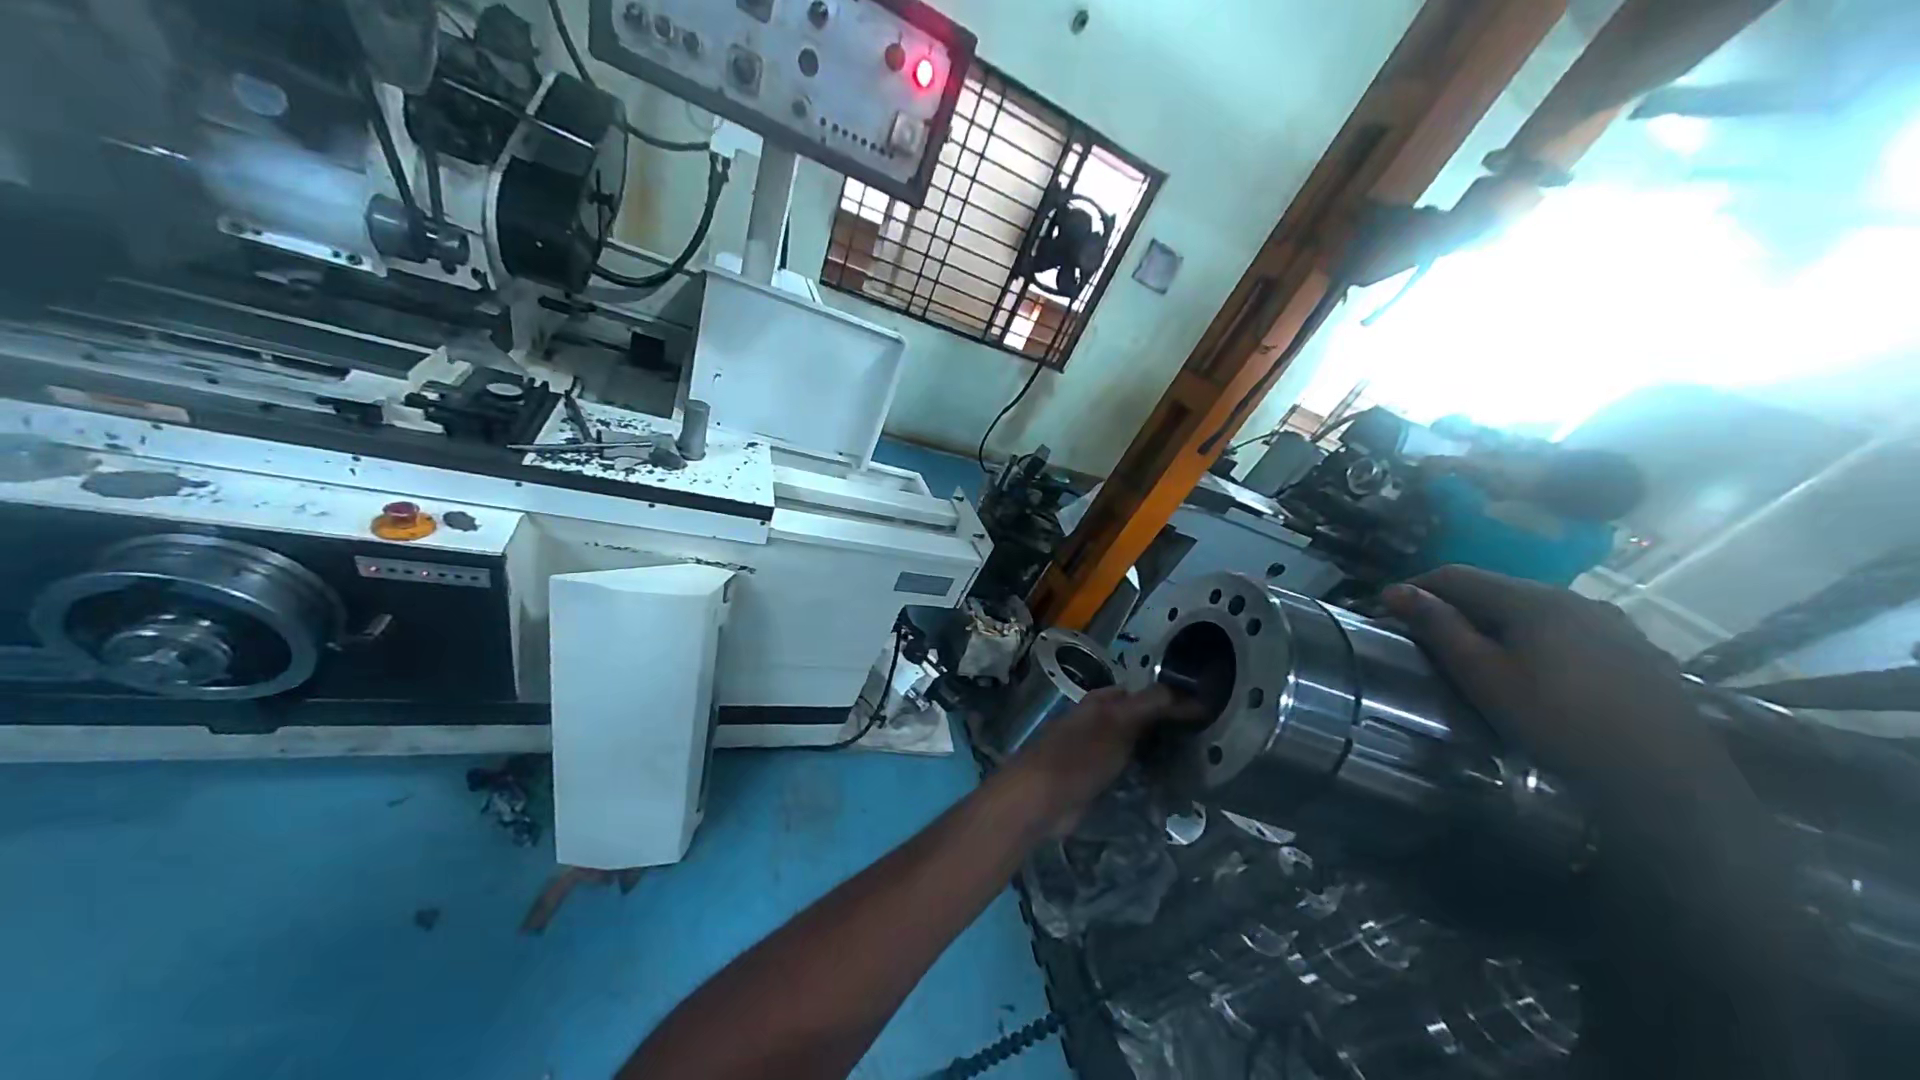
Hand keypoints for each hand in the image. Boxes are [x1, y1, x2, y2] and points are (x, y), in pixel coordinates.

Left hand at [1000, 686, 1204, 835]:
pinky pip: (1127, 776)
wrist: (1040, 800)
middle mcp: (1096, 725)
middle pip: (1138, 722)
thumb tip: (1186, 693)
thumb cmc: (1078, 755)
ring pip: (1134, 750)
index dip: (1168, 700)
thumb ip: (1150, 705)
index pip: (1140, 694)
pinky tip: (1167, 790)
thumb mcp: (1117, 723)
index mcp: (1099, 703)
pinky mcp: (1095, 784)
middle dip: (1165, 731)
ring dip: (1157, 757)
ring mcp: (1095, 755)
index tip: (1201, 713)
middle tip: (1203, 743)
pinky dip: (1145, 780)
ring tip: (1195, 767)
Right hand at [1380, 566, 1748, 821]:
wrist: (1667, 779)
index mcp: (1532, 599)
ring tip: (1476, 651)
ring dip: (1495, 621)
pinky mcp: (1636, 651)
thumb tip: (1396, 591)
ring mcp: (1612, 623)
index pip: (1456, 575)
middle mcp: (1574, 597)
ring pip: (1534, 609)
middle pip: (1497, 589)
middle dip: (1453, 605)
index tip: (1385, 611)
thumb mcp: (1483, 676)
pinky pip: (1568, 630)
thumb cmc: (1558, 723)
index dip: (1414, 588)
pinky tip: (1535, 667)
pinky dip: (1535, 637)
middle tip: (1423, 634)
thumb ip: (1439, 628)